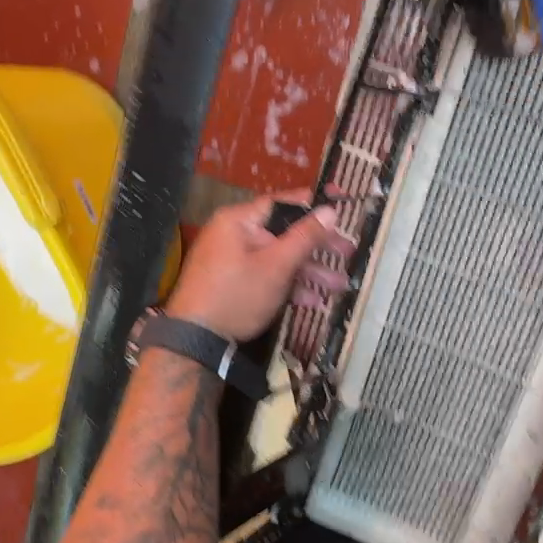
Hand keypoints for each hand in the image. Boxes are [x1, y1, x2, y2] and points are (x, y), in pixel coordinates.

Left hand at [165, 194, 354, 342]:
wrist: (194, 340)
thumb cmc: (237, 295)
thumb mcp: (276, 266)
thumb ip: (305, 237)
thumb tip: (330, 209)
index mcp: (239, 221)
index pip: (284, 202)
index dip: (314, 204)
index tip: (342, 202)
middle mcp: (234, 234)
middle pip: (284, 233)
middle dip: (318, 248)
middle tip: (348, 254)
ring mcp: (232, 260)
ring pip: (278, 258)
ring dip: (308, 272)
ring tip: (339, 287)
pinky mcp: (232, 283)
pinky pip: (265, 275)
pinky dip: (288, 285)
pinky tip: (313, 302)